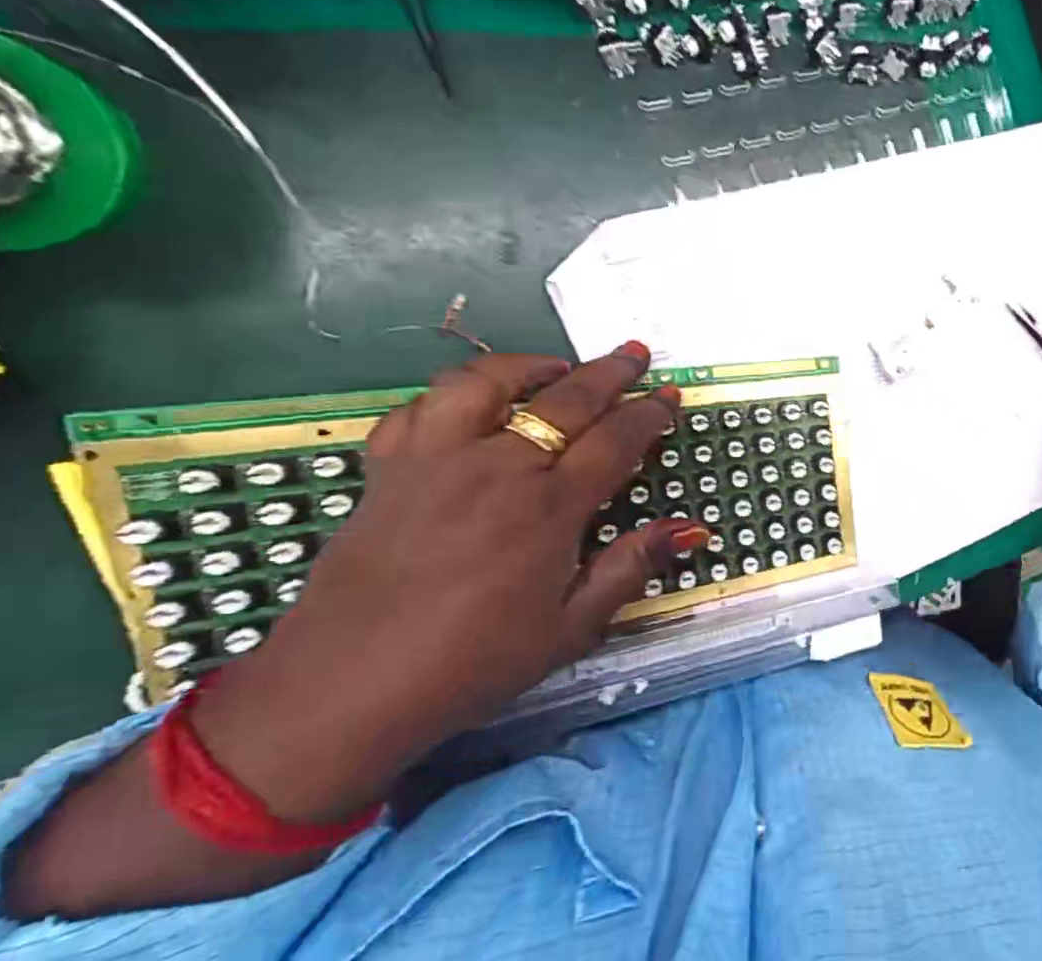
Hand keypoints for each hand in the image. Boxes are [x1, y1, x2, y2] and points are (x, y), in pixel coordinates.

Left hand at [191, 344, 707, 821]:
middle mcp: (496, 466)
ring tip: (553, 368)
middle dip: (609, 373)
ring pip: (485, 382)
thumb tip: (691, 529)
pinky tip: (467, 404)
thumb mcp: (570, 629)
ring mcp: (436, 458)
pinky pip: (418, 409)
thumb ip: (630, 568)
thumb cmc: (474, 663)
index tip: (669, 397)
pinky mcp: (388, 467)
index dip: (648, 415)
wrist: (351, 685)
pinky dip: (448, 396)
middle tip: (634, 356)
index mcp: (549, 507)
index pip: (614, 440)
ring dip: (528, 365)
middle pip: (565, 399)